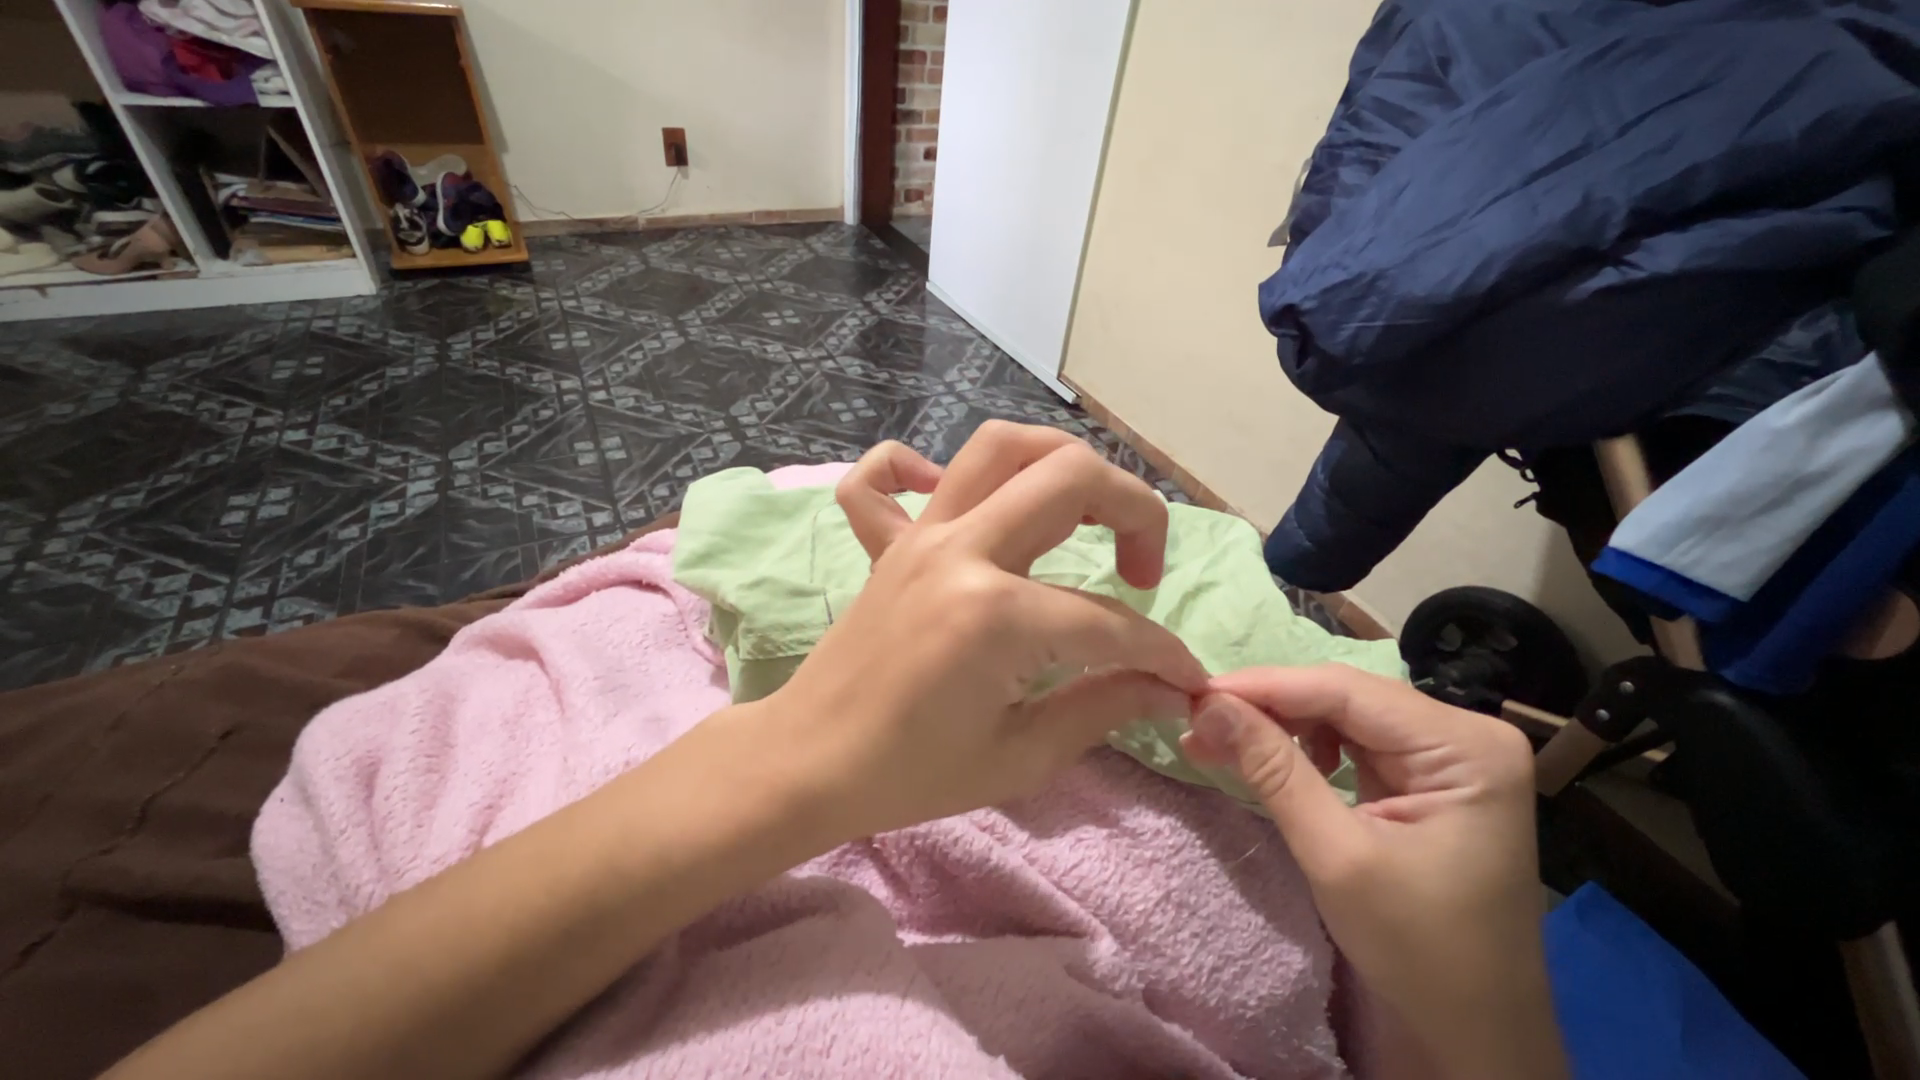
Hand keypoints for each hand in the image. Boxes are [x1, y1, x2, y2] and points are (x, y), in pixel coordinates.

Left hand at [754, 422, 1208, 838]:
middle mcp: (961, 551)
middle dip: (1138, 513)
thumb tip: (1169, 687)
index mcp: (996, 615)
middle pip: (1071, 478)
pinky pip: (889, 476)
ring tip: (1084, 515)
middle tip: (1141, 574)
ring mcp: (919, 536)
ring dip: (1059, 464)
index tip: (1186, 678)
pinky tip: (956, 500)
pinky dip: (922, 465)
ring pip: (999, 447)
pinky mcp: (890, 542)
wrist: (808, 764)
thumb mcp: (1019, 757)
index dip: (1162, 653)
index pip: (1109, 620)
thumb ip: (1103, 708)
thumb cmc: (910, 775)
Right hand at [1181, 665, 1566, 1079]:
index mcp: (1467, 747)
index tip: (1195, 693)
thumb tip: (1208, 704)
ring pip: (1347, 716)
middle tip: (1199, 720)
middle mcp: (1467, 734)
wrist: (1474, 1032)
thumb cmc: (1417, 950)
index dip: (1265, 686)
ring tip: (1224, 740)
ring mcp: (1452, 756)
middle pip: (1348, 697)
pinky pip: (1357, 743)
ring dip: (1282, 725)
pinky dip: (1307, 747)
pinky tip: (1274, 759)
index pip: (1347, 691)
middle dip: (1270, 707)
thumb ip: (1272, 770)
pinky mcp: (1431, 779)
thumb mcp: (1336, 855)